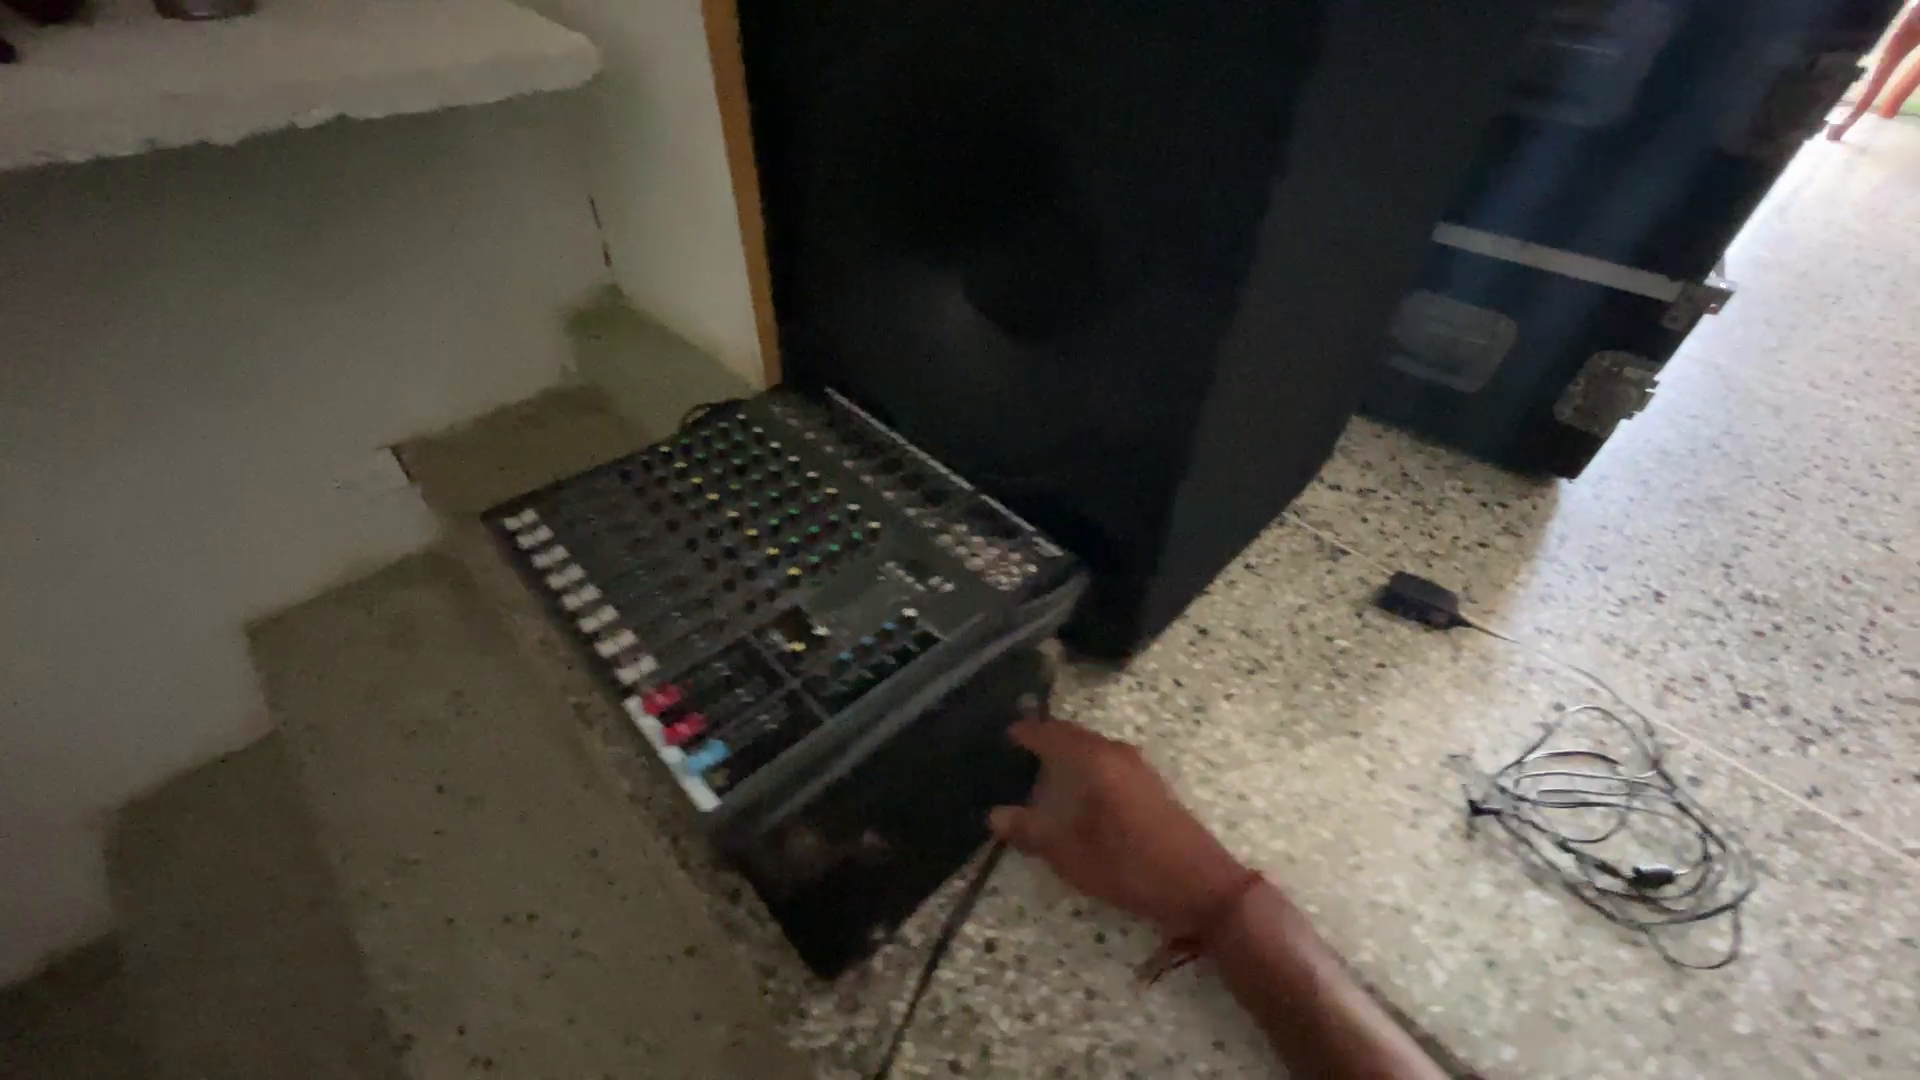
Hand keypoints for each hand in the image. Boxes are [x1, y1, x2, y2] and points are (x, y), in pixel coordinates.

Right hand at [989, 714, 1251, 936]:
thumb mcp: (1070, 854)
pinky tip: (1079, 790)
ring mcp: (1138, 768)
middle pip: (1074, 736)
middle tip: (1020, 750)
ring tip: (1044, 770)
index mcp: (1094, 760)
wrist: (1200, 886)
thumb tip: (995, 816)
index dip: (1027, 732)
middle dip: (1047, 740)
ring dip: (1069, 754)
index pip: (1051, 734)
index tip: (1006, 733)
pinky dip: (1088, 766)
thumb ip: (1030, 831)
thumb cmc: (1129, 865)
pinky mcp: (1151, 785)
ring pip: (1093, 749)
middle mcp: (1116, 753)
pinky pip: (1108, 762)